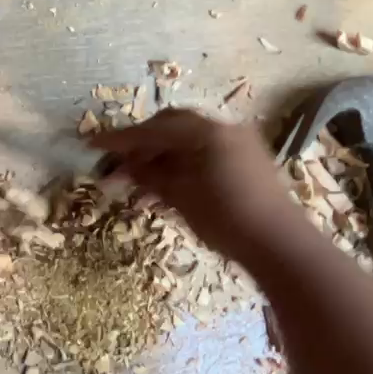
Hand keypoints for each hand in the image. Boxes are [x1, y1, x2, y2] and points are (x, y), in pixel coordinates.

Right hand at [91, 108, 306, 260]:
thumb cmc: (226, 219)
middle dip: (141, 144)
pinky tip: (161, 191)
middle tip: (117, 164)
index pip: (153, 129)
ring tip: (135, 185)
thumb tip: (122, 167)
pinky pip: (201, 155)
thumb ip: (148, 175)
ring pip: (185, 142)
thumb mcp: (179, 196)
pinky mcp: (244, 162)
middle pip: (170, 127)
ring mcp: (237, 145)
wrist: (280, 246)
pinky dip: (178, 167)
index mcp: (207, 133)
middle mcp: (223, 130)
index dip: (120, 139)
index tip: (91, 145)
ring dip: (158, 159)